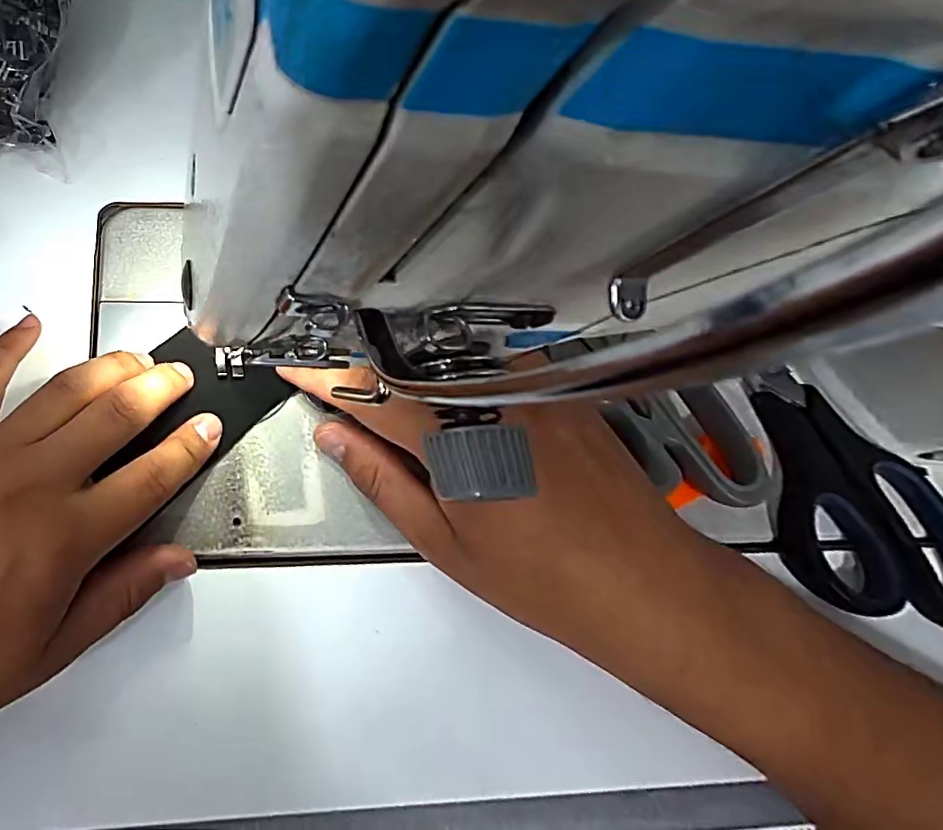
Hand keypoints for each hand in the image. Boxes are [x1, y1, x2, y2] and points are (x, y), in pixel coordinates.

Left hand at [0, 315, 219, 825]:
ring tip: (137, 358)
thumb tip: (176, 559)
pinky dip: (9, 345)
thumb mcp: (50, 651)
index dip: (189, 448)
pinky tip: (32, 323)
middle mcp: (35, 482)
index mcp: (67, 537)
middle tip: (181, 376)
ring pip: (65, 390)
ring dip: (109, 366)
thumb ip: (120, 595)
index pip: (150, 477)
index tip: (209, 426)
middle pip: (116, 414)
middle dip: (159, 389)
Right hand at [281, 366, 713, 647]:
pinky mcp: (552, 384)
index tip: (295, 371)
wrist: (647, 584)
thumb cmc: (550, 578)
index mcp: (453, 437)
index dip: (322, 379)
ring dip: (400, 372)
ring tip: (388, 401)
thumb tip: (337, 439)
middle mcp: (490, 398)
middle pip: (398, 366)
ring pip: (438, 359)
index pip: (366, 393)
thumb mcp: (443, 540)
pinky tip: (448, 401)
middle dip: (356, 373)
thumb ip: (380, 477)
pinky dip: (448, 374)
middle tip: (333, 390)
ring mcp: (527, 386)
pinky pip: (482, 363)